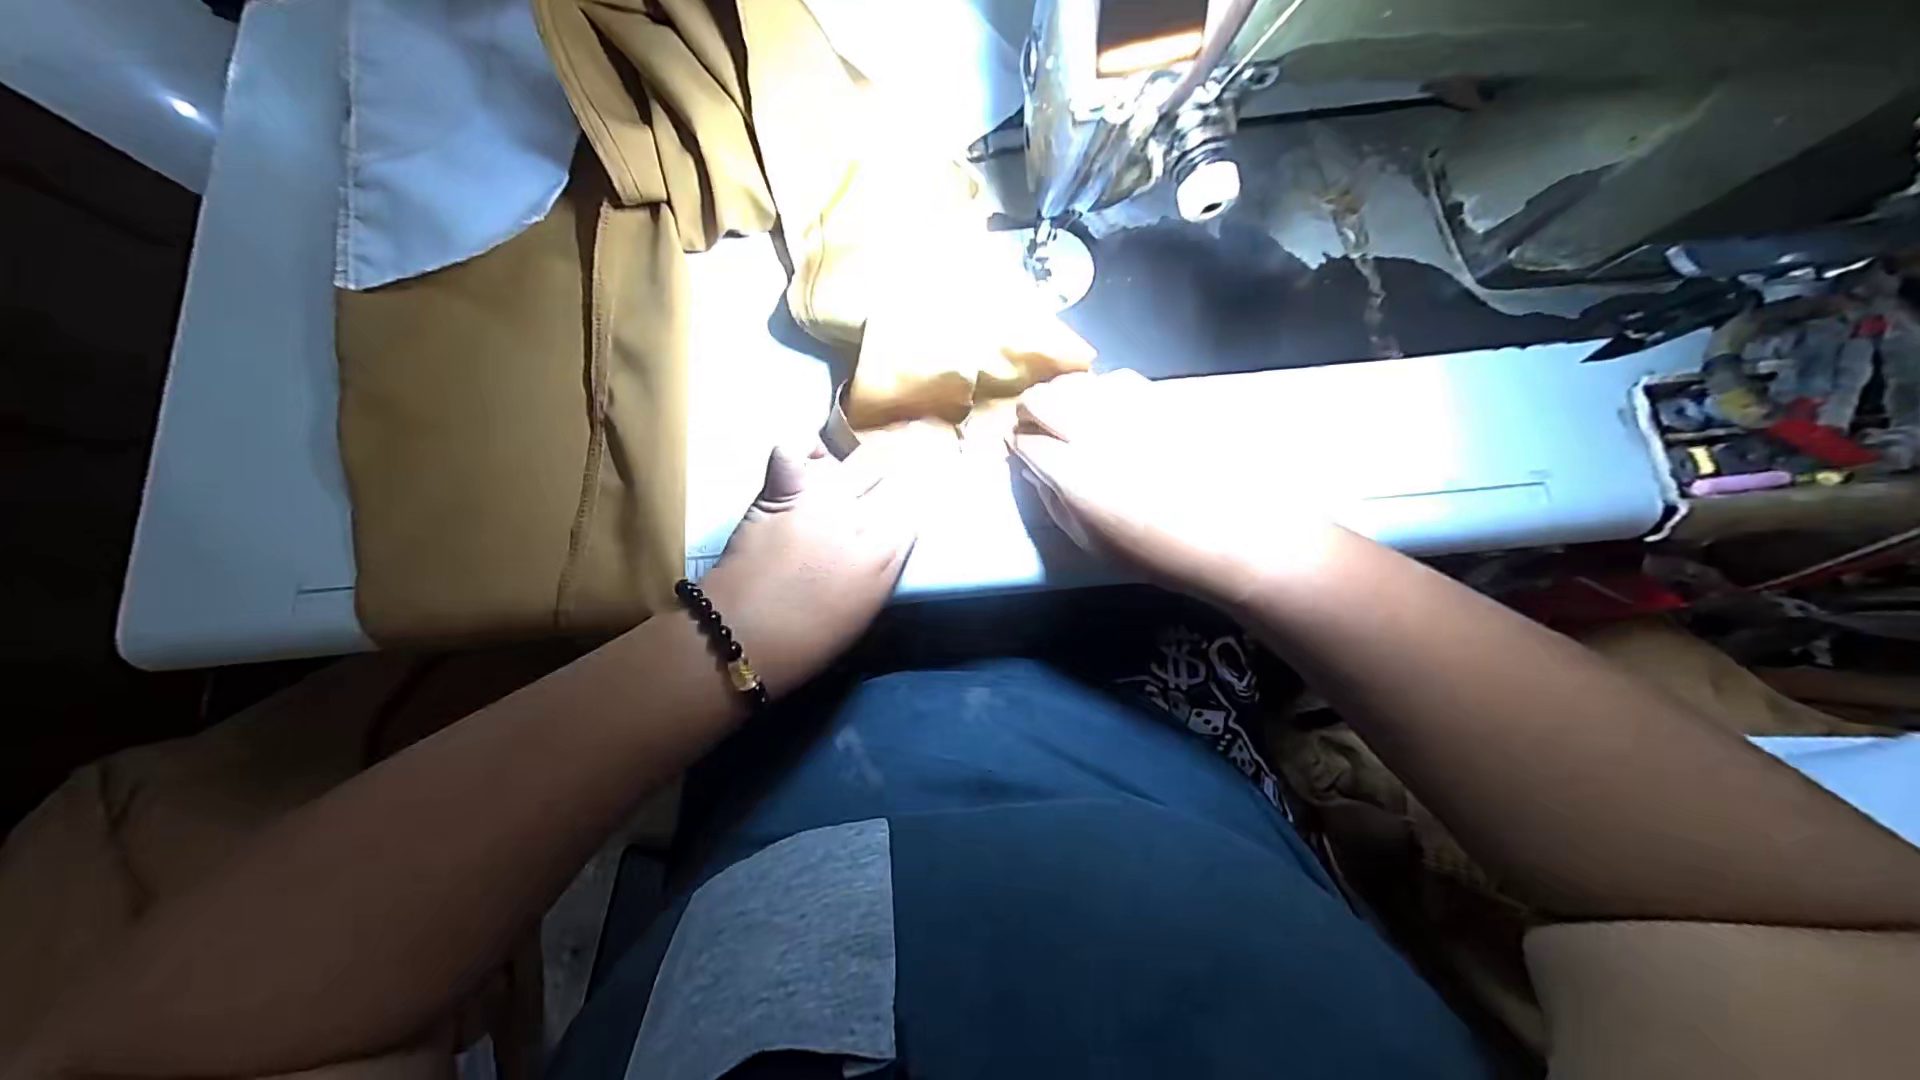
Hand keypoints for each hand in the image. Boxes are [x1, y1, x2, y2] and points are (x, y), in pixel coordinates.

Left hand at [698, 429, 950, 696]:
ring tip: (851, 470)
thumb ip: (881, 568)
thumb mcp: (865, 609)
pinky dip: (802, 449)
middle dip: (894, 473)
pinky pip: (794, 451)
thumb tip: (884, 540)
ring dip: (856, 466)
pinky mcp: (782, 493)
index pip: (912, 508)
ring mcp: (823, 502)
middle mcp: (863, 520)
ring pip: (854, 464)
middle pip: (890, 479)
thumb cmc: (809, 641)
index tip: (904, 502)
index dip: (908, 502)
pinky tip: (809, 454)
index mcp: (887, 556)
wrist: (746, 637)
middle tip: (890, 474)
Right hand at [1008, 370, 1341, 608]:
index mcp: (1074, 473)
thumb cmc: (1156, 550)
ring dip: (1064, 395)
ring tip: (1070, 415)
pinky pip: (1118, 381)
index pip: (1026, 441)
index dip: (1017, 444)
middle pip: (1044, 398)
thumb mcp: (1090, 540)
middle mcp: (1097, 430)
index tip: (1019, 449)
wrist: (1233, 535)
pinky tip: (1110, 410)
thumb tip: (1034, 469)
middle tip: (1034, 425)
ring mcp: (1132, 409)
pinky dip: (1102, 391)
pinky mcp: (1162, 400)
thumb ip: (1053, 501)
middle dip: (1031, 410)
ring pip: (1080, 382)